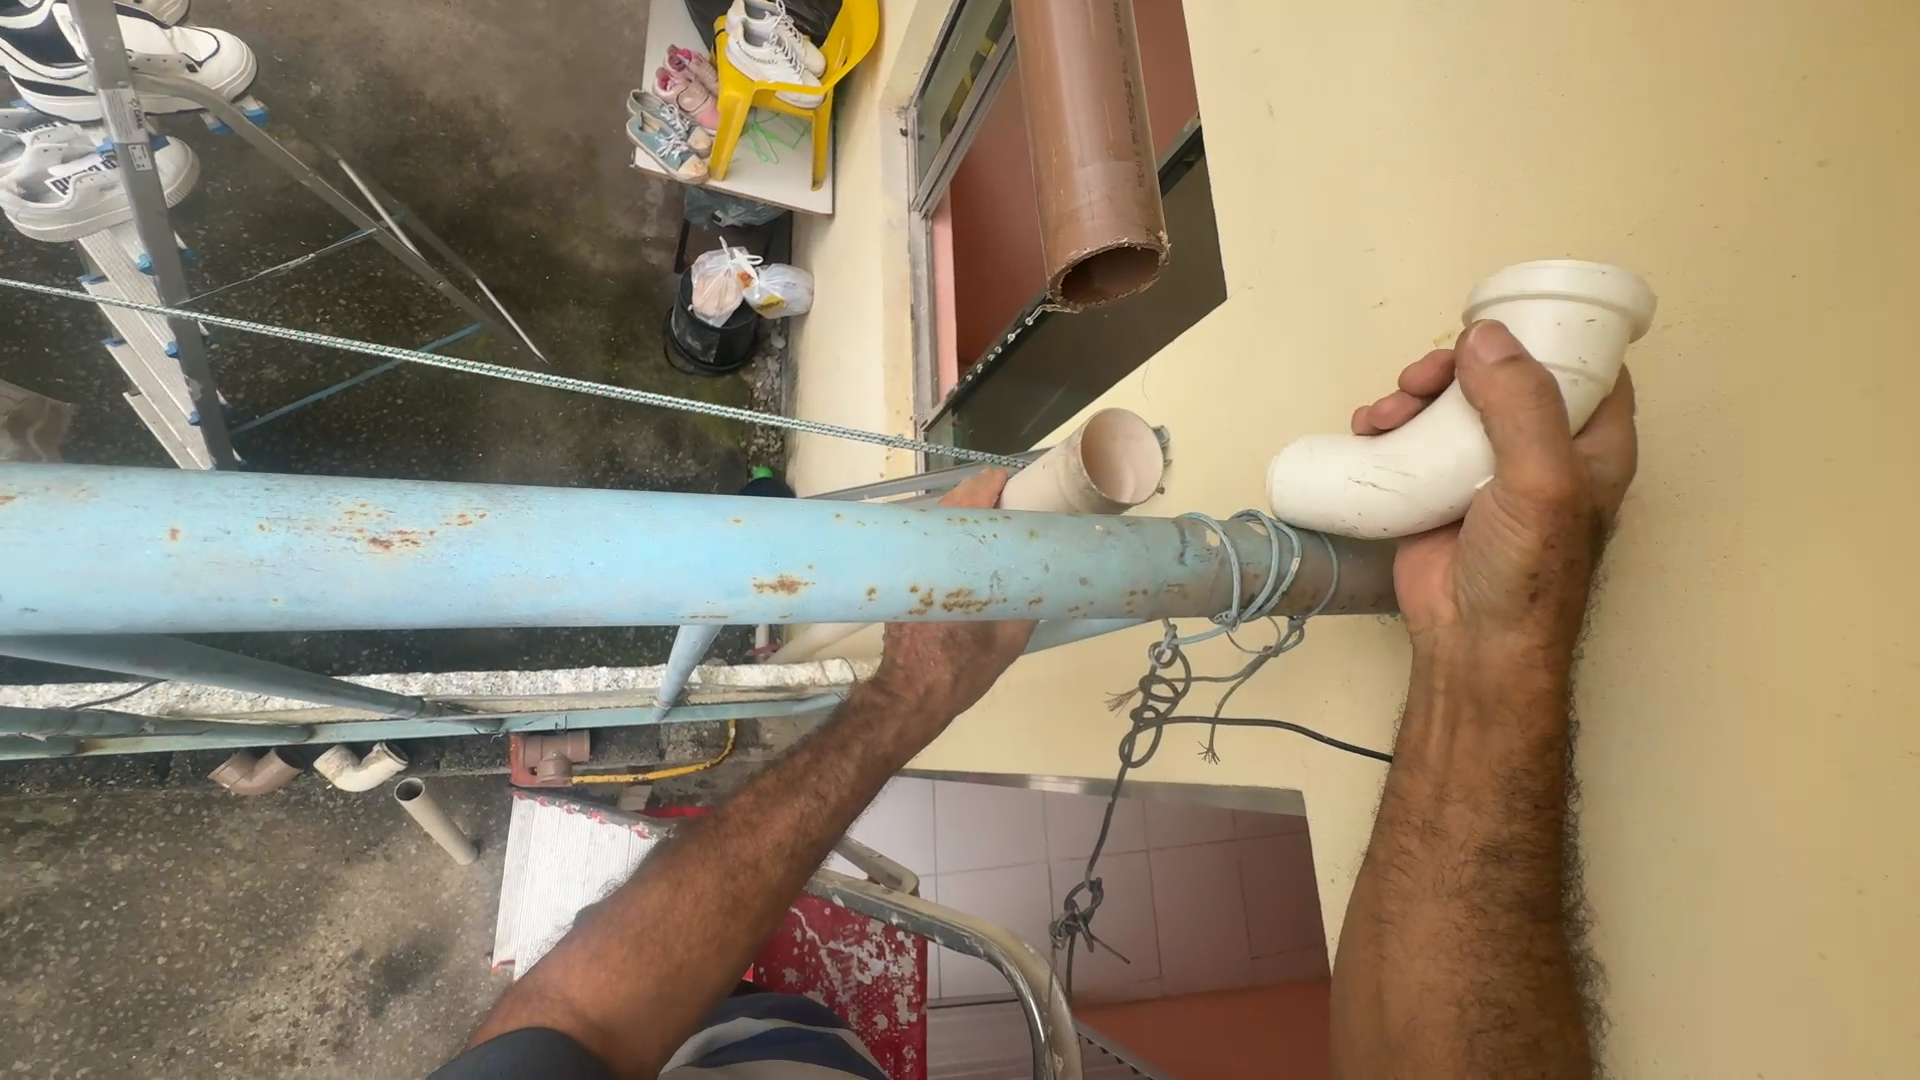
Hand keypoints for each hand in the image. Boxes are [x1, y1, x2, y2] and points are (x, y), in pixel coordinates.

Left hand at [870, 469, 1036, 727]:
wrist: (912, 694)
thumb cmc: (962, 670)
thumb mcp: (1010, 639)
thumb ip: (1028, 602)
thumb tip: (1044, 574)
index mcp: (955, 566)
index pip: (968, 505)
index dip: (990, 486)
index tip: (1012, 481)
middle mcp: (926, 558)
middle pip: (949, 504)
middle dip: (979, 493)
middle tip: (1009, 496)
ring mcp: (909, 567)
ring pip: (936, 521)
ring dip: (963, 511)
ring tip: (993, 515)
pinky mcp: (902, 579)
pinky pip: (927, 541)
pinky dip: (948, 532)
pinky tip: (968, 543)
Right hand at [1352, 320, 1636, 650]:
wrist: (1468, 637)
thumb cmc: (1524, 565)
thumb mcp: (1540, 481)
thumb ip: (1520, 405)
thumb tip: (1481, 335)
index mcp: (1585, 442)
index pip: (1576, 367)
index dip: (1537, 338)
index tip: (1489, 327)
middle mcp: (1532, 450)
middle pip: (1494, 381)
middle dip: (1451, 370)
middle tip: (1417, 380)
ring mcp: (1475, 472)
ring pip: (1443, 409)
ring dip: (1408, 399)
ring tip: (1380, 416)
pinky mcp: (1427, 492)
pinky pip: (1405, 444)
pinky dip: (1382, 430)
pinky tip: (1363, 432)